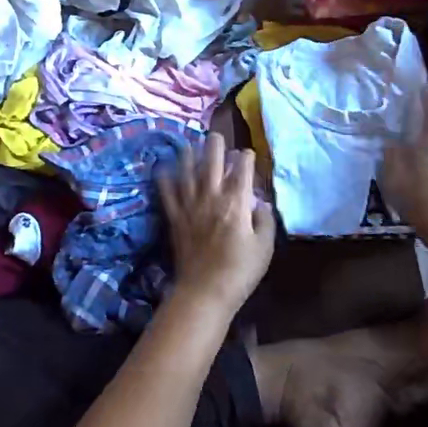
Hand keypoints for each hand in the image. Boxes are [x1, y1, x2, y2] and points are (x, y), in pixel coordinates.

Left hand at [160, 133, 274, 311]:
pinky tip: (162, 169)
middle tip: (215, 135)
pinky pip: (167, 194)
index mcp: (237, 203)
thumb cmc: (240, 271)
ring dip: (189, 155)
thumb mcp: (265, 247)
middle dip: (215, 145)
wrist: (205, 292)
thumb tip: (260, 204)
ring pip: (188, 173)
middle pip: (212, 163)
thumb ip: (265, 221)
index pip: (241, 170)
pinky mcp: (175, 218)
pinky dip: (164, 180)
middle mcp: (212, 198)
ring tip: (189, 144)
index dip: (244, 158)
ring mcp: (190, 207)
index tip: (246, 153)